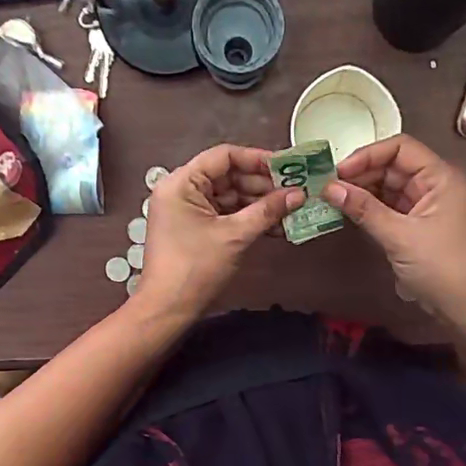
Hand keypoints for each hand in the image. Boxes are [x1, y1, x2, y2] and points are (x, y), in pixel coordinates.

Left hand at [138, 144, 303, 317]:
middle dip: (262, 184)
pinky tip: (275, 224)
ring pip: (229, 196)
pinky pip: (224, 214)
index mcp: (181, 183)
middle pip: (228, 175)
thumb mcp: (234, 236)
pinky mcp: (194, 228)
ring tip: (291, 208)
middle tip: (295, 190)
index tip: (286, 167)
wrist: (167, 308)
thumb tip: (298, 194)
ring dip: (258, 203)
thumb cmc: (195, 268)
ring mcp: (187, 210)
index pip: (223, 156)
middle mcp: (181, 190)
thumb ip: (267, 211)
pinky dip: (247, 217)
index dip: (257, 158)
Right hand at [324, 135, 465, 318]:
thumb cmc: (441, 266)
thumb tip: (330, 188)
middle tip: (328, 188)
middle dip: (361, 174)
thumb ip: (364, 209)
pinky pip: (390, 207)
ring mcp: (426, 206)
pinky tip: (348, 212)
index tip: (339, 172)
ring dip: (362, 191)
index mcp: (440, 177)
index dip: (367, 155)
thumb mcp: (399, 236)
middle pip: (392, 166)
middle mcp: (434, 185)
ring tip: (332, 199)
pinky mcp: (418, 226)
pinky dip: (369, 208)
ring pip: (389, 187)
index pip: (400, 148)